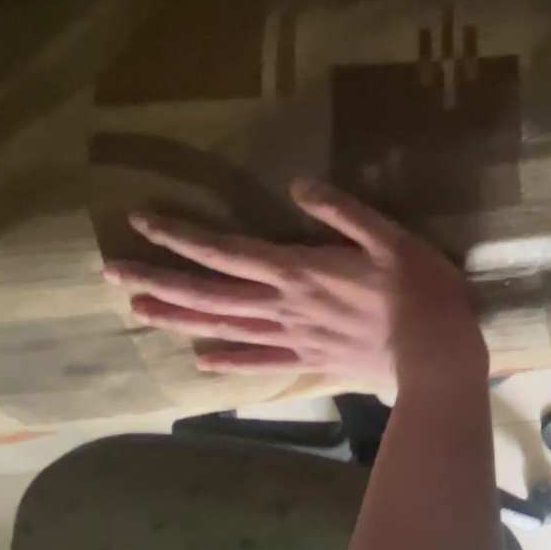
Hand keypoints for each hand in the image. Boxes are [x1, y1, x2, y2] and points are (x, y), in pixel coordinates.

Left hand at [102, 178, 484, 386]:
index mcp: (300, 270)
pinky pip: (262, 363)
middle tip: (113, 273)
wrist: (437, 353)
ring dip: (180, 319)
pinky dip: (230, 362)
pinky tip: (203, 362)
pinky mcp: (314, 364)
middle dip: (160, 280)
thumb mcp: (391, 237)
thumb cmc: (421, 292)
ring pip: (226, 328)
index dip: (180, 235)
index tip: (140, 220)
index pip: (225, 250)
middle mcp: (285, 306)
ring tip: (138, 312)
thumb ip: (343, 212)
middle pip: (211, 293)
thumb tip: (297, 185)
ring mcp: (296, 339)